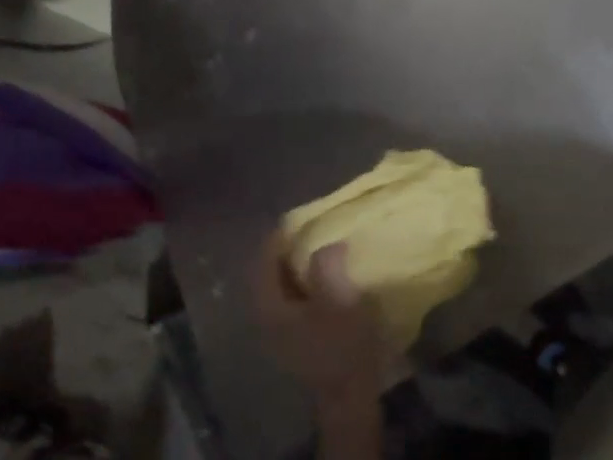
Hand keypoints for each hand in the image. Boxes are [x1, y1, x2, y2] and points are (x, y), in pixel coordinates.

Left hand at [253, 234, 385, 404]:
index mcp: (270, 308)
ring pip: (281, 291)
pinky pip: (293, 303)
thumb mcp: (339, 298)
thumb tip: (327, 245)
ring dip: (296, 270)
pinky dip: (304, 286)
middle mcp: (267, 321)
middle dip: (285, 253)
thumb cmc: (342, 344)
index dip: (276, 240)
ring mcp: (279, 335)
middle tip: (308, 232)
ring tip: (318, 251)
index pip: (263, 265)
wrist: (348, 393)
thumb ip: (327, 266)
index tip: (294, 220)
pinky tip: (323, 282)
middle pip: (269, 278)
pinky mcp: (296, 342)